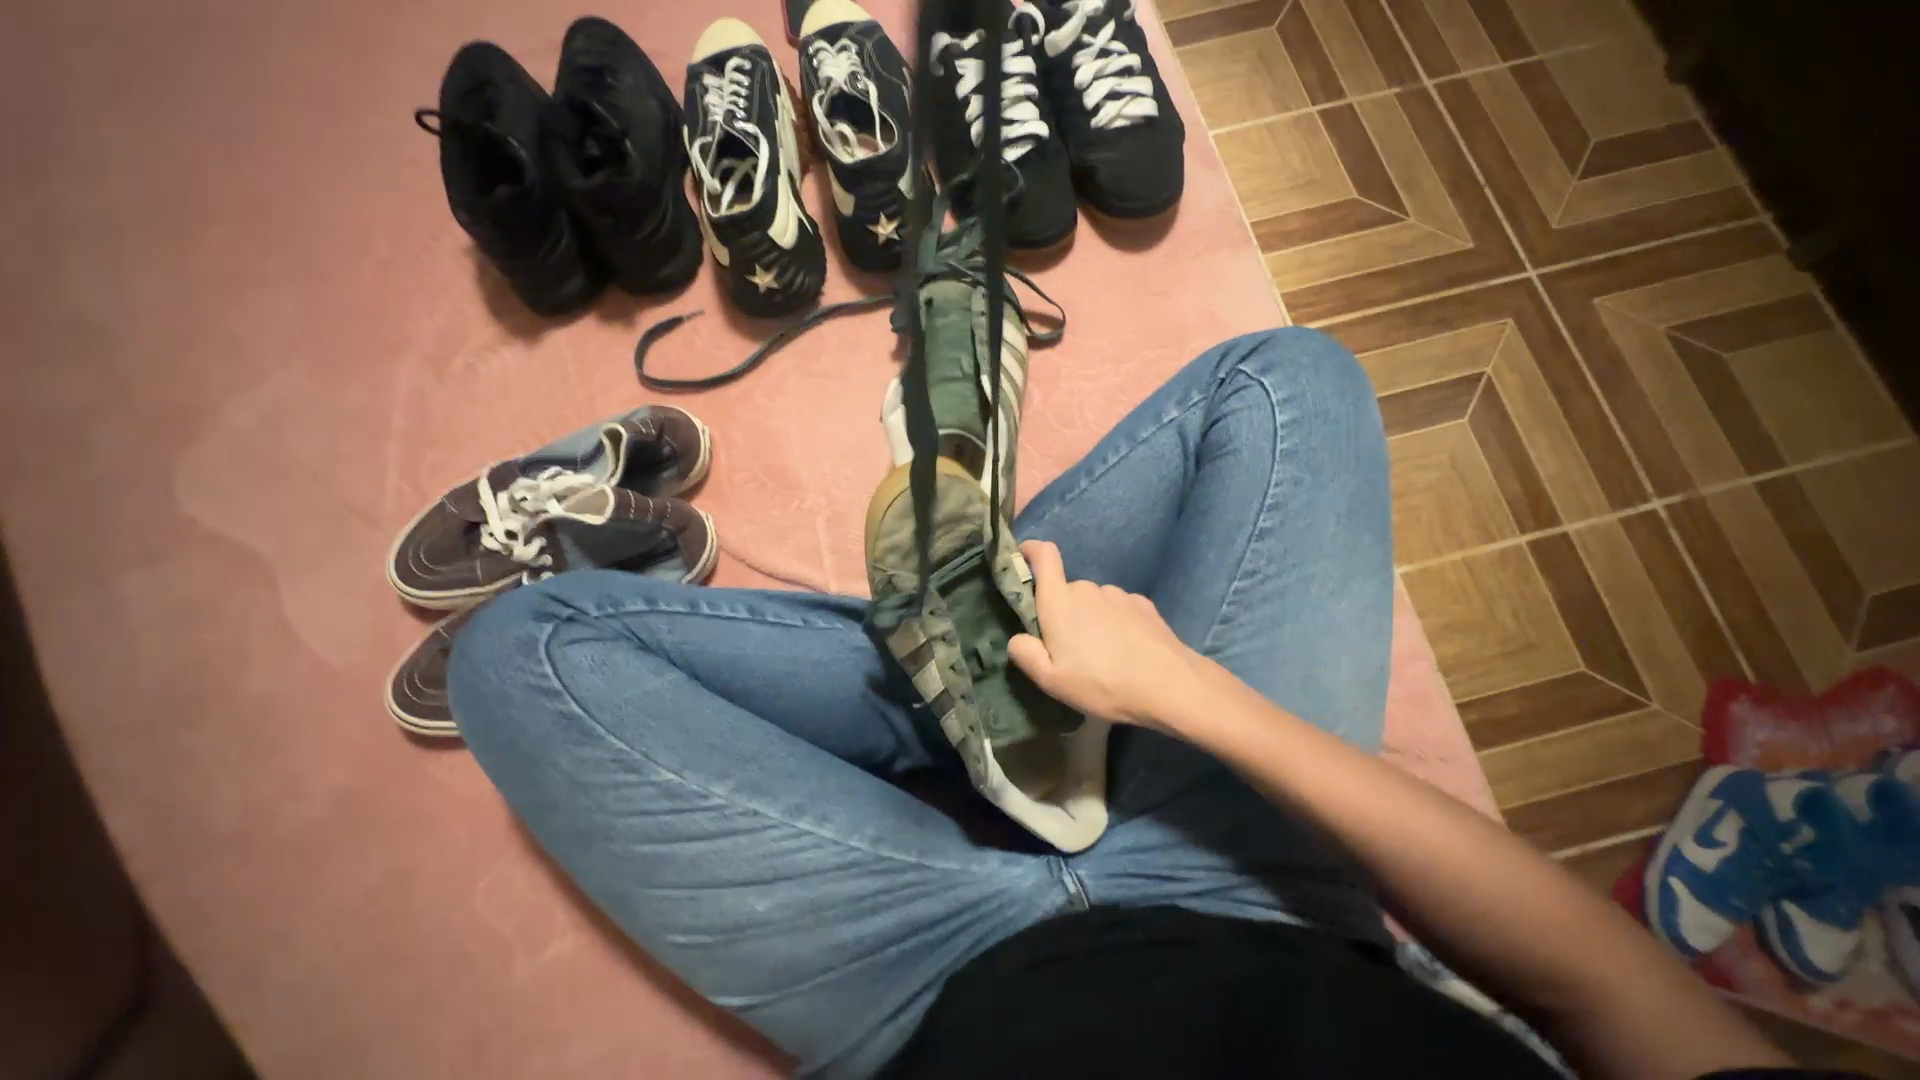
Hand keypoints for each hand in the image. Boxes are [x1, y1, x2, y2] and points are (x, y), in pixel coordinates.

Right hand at [1007, 540, 1207, 728]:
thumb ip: (1026, 655)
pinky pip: (1118, 609)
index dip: (1030, 550)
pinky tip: (1127, 650)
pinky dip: (1116, 624)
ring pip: (1094, 602)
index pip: (1043, 556)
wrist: (1167, 685)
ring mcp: (1117, 594)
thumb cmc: (1102, 683)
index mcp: (1059, 603)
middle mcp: (1087, 589)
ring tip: (1103, 655)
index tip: (1023, 558)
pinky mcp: (1142, 604)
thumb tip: (1017, 639)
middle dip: (1063, 612)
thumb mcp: (1052, 681)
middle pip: (1067, 591)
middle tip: (1070, 649)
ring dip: (1091, 620)